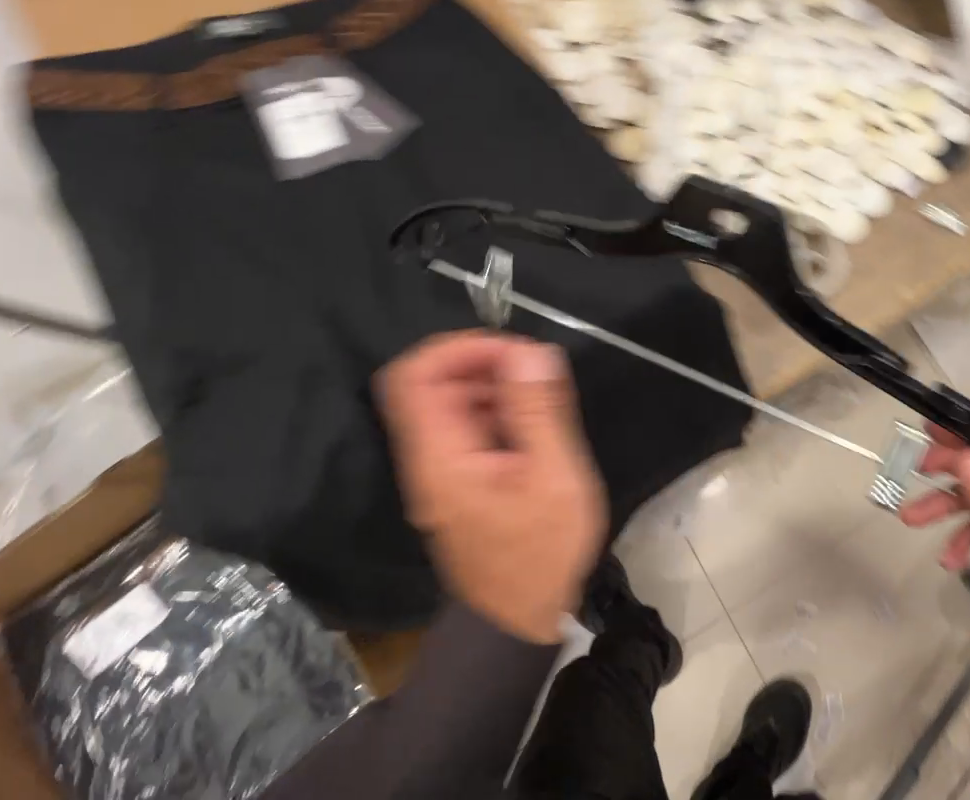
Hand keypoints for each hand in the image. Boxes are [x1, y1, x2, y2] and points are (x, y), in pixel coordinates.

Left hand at [377, 332, 605, 643]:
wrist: (520, 621)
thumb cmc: (540, 552)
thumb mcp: (553, 476)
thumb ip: (538, 410)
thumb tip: (528, 351)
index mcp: (440, 456)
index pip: (416, 375)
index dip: (460, 347)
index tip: (513, 352)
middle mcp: (426, 460)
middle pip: (429, 385)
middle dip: (481, 364)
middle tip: (534, 373)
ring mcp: (438, 474)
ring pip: (447, 405)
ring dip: (491, 387)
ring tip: (541, 400)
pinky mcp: (456, 484)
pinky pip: (463, 430)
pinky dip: (494, 412)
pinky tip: (532, 427)